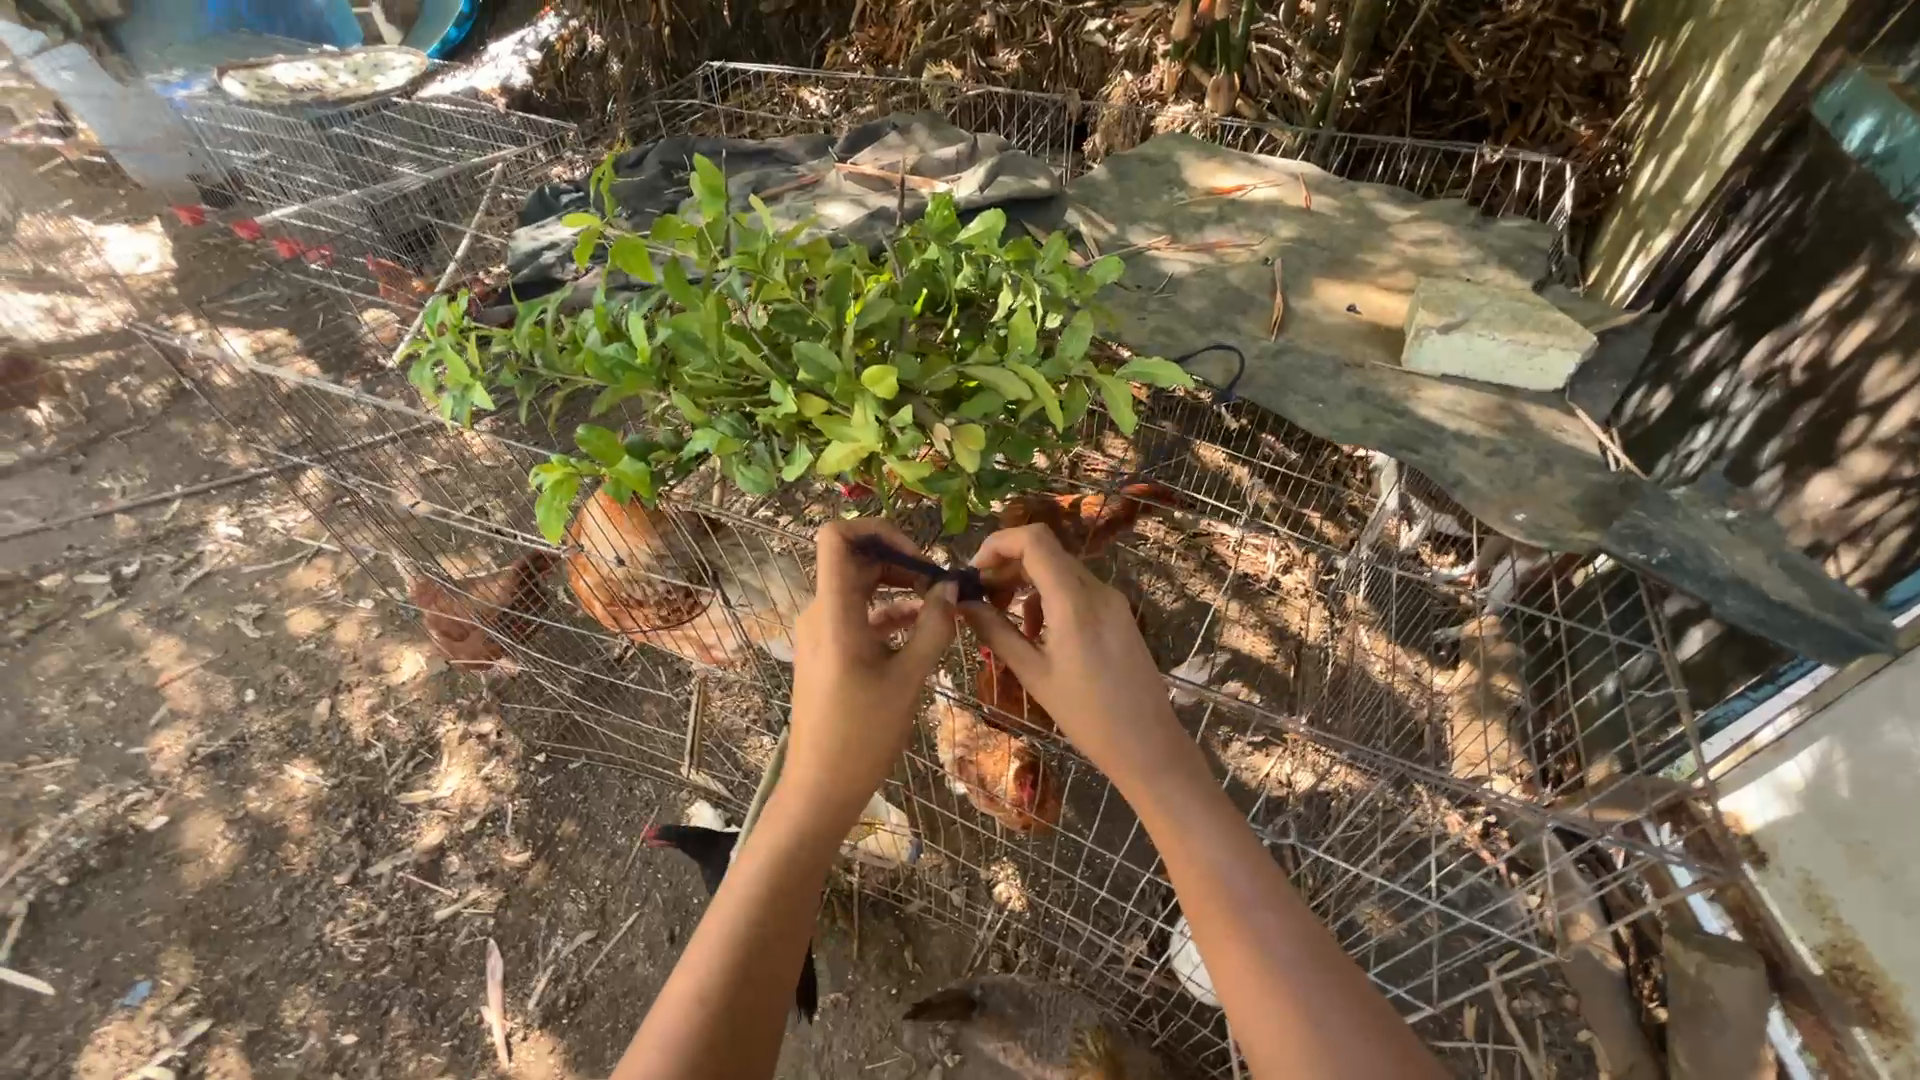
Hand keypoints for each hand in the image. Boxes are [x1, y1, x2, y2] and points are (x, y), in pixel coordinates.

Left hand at [785, 519, 957, 820]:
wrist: (820, 788)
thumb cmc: (862, 735)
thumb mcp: (909, 679)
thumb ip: (933, 627)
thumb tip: (953, 588)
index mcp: (834, 612)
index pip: (836, 536)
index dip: (877, 531)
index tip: (918, 557)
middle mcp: (820, 612)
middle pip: (855, 560)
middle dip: (900, 562)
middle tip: (942, 585)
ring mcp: (820, 632)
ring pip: (859, 588)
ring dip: (899, 589)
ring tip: (941, 607)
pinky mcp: (827, 652)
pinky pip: (858, 616)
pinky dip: (889, 614)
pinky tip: (922, 631)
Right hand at [963, 524, 1192, 788]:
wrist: (1147, 743)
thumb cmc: (1086, 716)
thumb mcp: (1032, 673)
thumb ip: (994, 631)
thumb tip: (962, 603)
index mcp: (1073, 601)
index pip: (1033, 540)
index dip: (997, 545)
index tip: (973, 574)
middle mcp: (1096, 589)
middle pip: (1045, 551)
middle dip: (1007, 566)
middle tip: (980, 598)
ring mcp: (1112, 599)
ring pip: (1059, 569)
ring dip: (1026, 583)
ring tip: (1005, 620)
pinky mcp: (1118, 612)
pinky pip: (1076, 588)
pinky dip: (1049, 597)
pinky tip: (1037, 633)